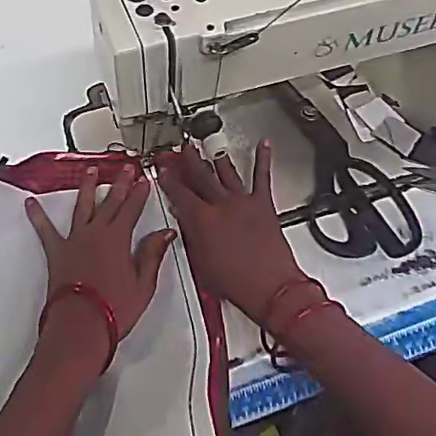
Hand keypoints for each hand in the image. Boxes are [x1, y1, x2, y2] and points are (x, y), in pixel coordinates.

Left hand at [25, 166, 174, 353]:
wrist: (82, 324)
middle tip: (125, 169)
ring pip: (82, 206)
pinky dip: (38, 216)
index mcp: (118, 239)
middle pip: (110, 202)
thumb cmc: (115, 308)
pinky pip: (45, 229)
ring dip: (87, 187)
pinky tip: (31, 203)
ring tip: (90, 171)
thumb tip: (164, 233)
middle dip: (119, 184)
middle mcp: (96, 233)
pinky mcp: (57, 252)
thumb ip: (152, 254)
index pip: (132, 209)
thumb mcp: (143, 284)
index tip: (144, 181)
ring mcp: (75, 240)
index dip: (139, 194)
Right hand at [154, 142, 310, 325]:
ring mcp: (243, 202)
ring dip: (215, 158)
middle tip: (183, 149)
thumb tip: (186, 224)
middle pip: (201, 176)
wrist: (272, 288)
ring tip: (209, 148)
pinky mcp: (263, 205)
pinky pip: (262, 177)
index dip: (169, 180)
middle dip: (189, 161)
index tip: (164, 170)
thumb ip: (191, 237)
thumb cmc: (238, 283)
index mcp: (202, 220)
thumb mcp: (201, 263)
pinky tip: (262, 146)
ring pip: (226, 173)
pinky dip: (263, 159)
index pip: (179, 193)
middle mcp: (222, 205)